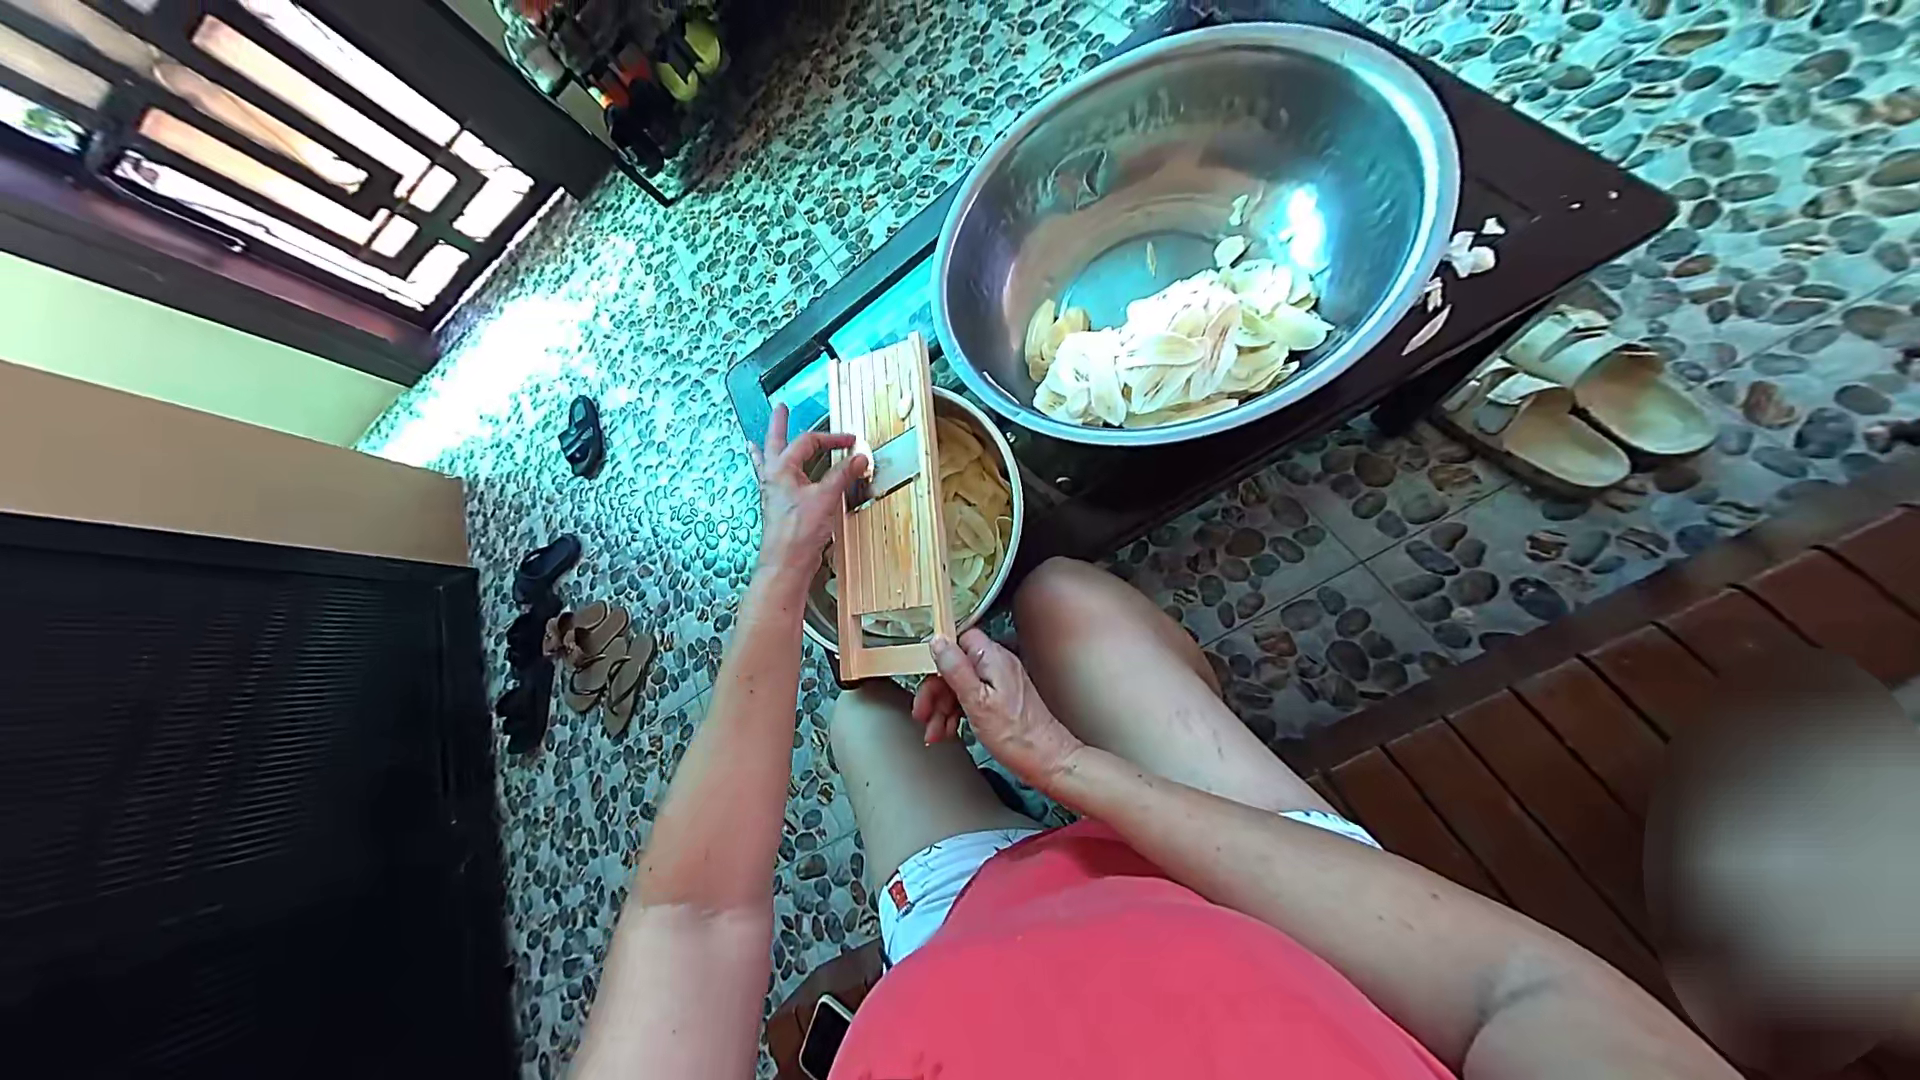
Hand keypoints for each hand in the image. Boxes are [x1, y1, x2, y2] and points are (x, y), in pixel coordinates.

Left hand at [749, 403, 866, 577]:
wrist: (787, 560)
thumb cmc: (797, 532)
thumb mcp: (827, 497)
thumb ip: (843, 475)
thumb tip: (857, 459)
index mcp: (781, 468)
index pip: (808, 442)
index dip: (831, 439)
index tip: (849, 441)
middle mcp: (773, 476)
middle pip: (776, 441)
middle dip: (779, 423)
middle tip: (781, 408)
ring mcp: (772, 490)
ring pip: (768, 459)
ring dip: (767, 445)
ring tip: (760, 436)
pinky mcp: (778, 504)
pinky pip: (770, 479)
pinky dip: (769, 471)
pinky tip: (772, 474)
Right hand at [921, 630, 1083, 786]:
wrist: (1047, 760)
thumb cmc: (1018, 735)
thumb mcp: (977, 702)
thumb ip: (956, 669)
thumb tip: (938, 641)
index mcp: (992, 658)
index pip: (958, 640)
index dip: (939, 658)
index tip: (927, 679)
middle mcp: (997, 665)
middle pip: (954, 666)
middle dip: (935, 691)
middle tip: (924, 713)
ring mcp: (999, 682)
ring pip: (959, 685)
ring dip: (942, 707)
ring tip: (935, 730)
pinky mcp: (1000, 699)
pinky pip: (970, 698)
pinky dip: (955, 714)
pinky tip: (947, 730)